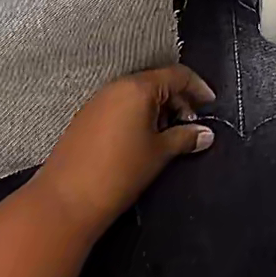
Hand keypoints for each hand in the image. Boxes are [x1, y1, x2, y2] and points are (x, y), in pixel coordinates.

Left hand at [33, 65, 215, 234]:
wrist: (64, 201)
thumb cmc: (119, 172)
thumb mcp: (159, 153)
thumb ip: (185, 137)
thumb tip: (206, 134)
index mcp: (138, 87)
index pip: (177, 75)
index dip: (198, 87)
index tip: (211, 103)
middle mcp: (118, 86)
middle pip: (157, 82)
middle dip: (179, 100)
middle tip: (192, 124)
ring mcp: (99, 100)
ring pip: (138, 94)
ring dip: (158, 108)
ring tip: (169, 135)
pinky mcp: (86, 117)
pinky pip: (121, 105)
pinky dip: (138, 115)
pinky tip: (143, 139)